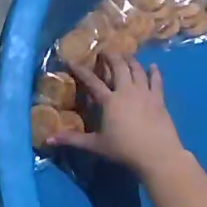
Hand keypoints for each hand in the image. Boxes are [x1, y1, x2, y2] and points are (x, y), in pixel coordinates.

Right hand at [52, 53, 189, 174]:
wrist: (159, 155)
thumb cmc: (124, 149)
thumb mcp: (95, 145)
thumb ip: (72, 139)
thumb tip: (47, 140)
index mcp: (109, 101)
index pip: (92, 81)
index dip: (81, 70)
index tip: (72, 61)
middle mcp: (127, 92)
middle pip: (119, 68)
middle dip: (111, 57)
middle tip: (105, 51)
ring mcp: (145, 94)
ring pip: (137, 71)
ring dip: (130, 61)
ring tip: (125, 55)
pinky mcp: (159, 100)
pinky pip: (156, 81)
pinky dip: (154, 72)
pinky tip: (152, 66)